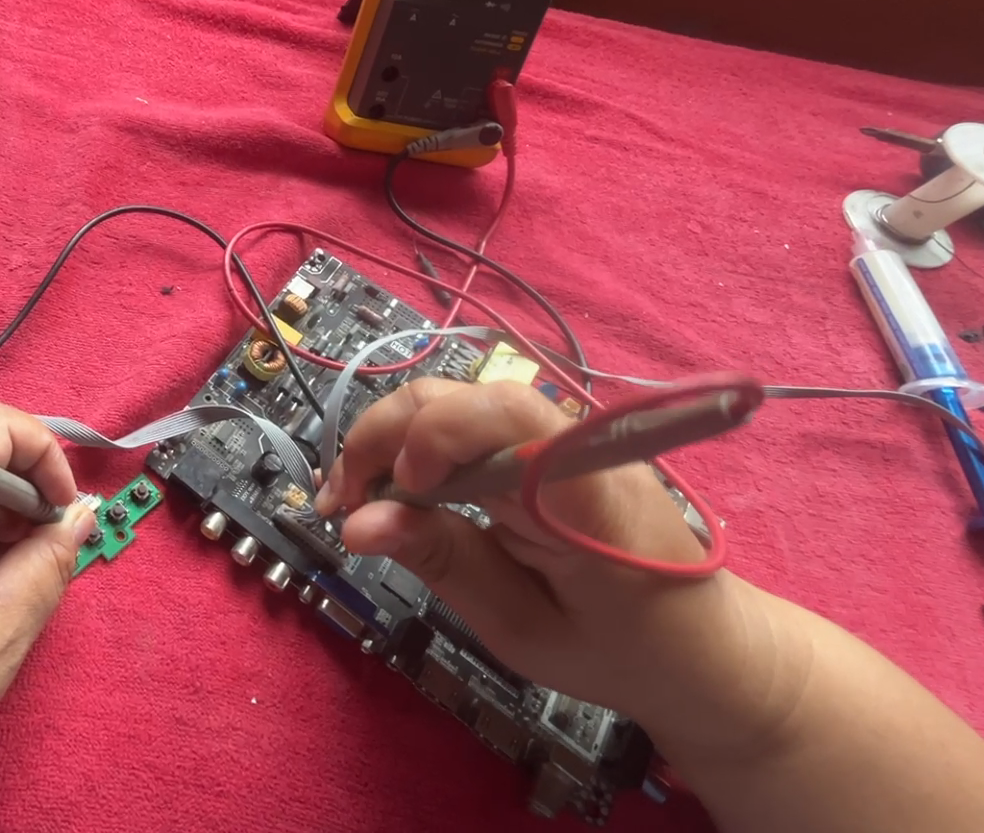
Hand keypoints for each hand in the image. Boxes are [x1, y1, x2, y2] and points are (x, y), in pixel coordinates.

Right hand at [315, 379, 793, 755]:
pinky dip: (405, 447)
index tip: (392, 495)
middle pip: (448, 397)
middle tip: (342, 506)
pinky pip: (452, 421)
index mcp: (580, 491)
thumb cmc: (621, 649)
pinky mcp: (530, 438)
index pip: (502, 415)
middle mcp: (563, 441)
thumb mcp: (521, 627)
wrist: (703, 643)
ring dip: (383, 442)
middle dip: (377, 440)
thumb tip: (356, 523)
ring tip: (356, 500)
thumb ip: (443, 562)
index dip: (432, 437)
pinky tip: (390, 488)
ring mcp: (547, 432)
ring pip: (439, 400)